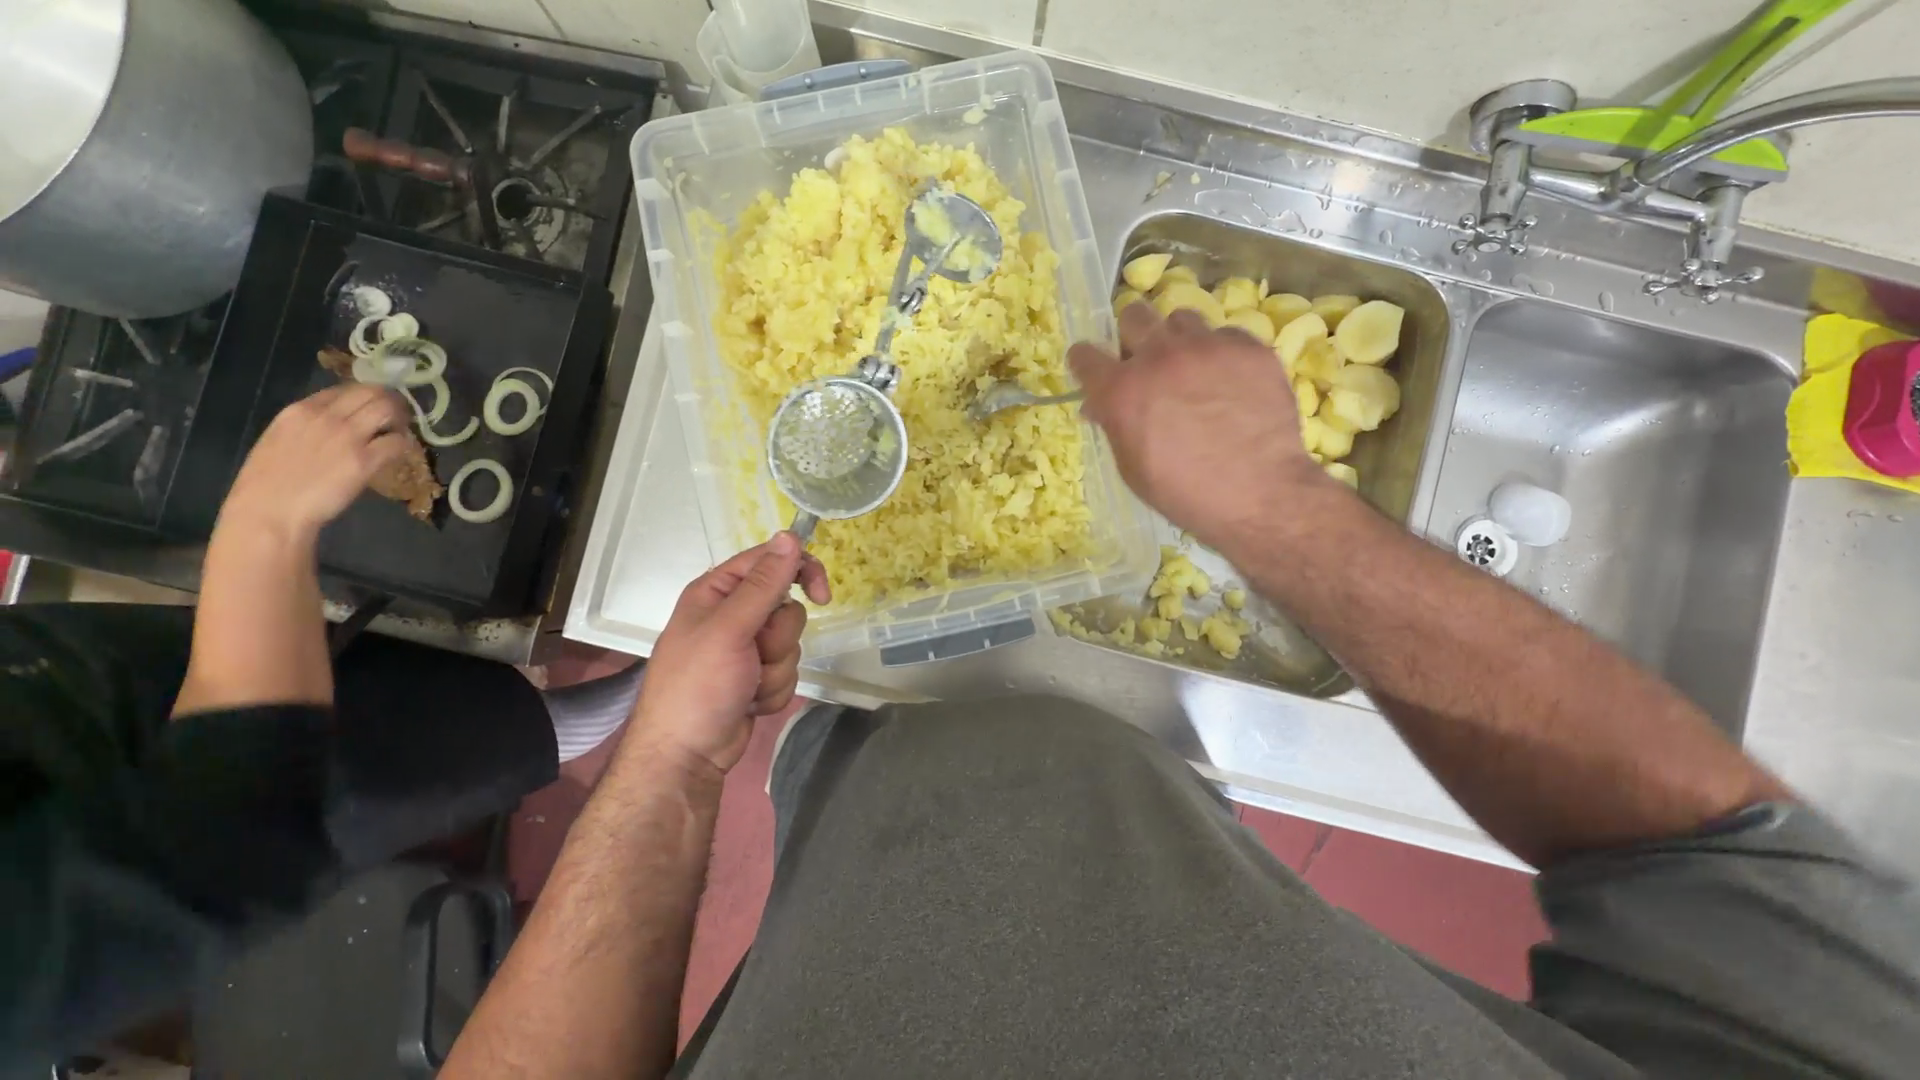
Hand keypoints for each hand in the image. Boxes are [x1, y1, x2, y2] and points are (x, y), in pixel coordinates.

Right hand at [221, 383, 412, 539]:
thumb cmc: (267, 482)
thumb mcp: (279, 439)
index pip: (341, 390)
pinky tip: (400, 452)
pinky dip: (403, 445)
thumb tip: (332, 425)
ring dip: (400, 418)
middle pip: (370, 392)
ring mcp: (347, 437)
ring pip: (387, 409)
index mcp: (299, 410)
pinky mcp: (364, 460)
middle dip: (389, 400)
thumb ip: (306, 427)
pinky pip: (396, 442)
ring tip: (400, 430)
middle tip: (397, 415)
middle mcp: (325, 417)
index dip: (362, 397)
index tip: (371, 407)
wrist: (269, 510)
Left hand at [629, 532, 831, 775]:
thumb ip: (764, 584)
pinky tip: (749, 704)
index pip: (770, 562)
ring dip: (775, 670)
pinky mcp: (755, 679)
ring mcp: (744, 650)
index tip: (822, 596)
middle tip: (754, 655)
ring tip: (746, 687)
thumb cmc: (698, 686)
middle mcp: (731, 616)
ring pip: (791, 645)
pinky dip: (773, 691)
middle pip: (788, 609)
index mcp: (716, 592)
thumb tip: (789, 536)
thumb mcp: (730, 629)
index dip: (800, 574)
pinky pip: (786, 673)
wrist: (686, 755)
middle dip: (779, 639)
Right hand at [1070, 303, 1330, 550]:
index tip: (1094, 369)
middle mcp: (1159, 356)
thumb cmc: (1183, 492)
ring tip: (1191, 367)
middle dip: (1133, 335)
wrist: (1257, 494)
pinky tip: (1230, 380)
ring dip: (1178, 339)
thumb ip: (1114, 425)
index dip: (1087, 362)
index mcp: (1121, 389)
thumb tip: (1100, 406)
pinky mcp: (1248, 348)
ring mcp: (1207, 347)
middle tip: (1146, 361)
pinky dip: (1221, 354)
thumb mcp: (1131, 466)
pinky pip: (1226, 336)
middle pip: (1134, 314)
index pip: (1085, 354)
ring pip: (1181, 318)